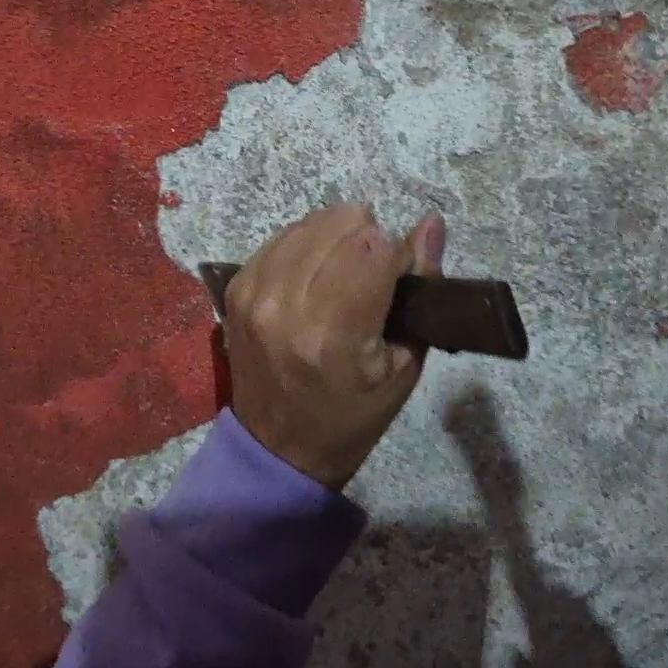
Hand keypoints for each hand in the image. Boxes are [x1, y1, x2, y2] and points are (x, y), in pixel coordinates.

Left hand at [223, 203, 446, 489]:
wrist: (278, 447)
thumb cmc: (353, 413)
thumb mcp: (406, 364)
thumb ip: (423, 287)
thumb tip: (432, 223)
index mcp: (332, 333)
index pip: (376, 246)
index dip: (398, 256)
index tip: (398, 284)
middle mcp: (286, 303)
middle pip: (344, 222)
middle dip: (368, 242)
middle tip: (369, 282)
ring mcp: (255, 291)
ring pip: (314, 221)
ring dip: (337, 239)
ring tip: (340, 279)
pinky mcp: (236, 285)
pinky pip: (284, 234)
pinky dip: (307, 246)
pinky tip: (313, 278)